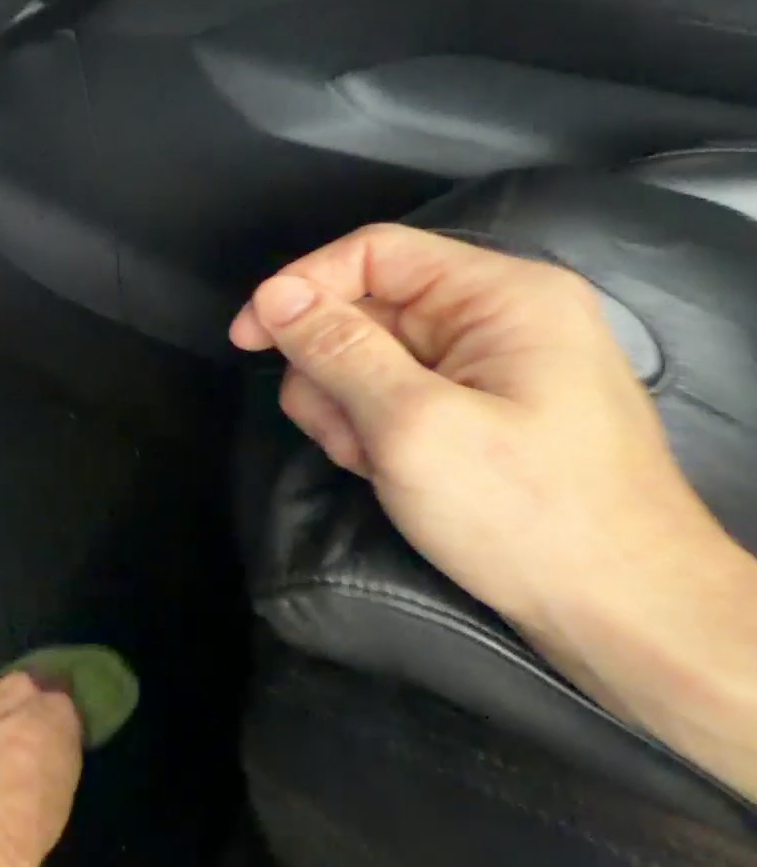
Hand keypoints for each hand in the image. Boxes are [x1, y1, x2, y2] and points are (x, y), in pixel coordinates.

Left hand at [0, 673, 81, 866]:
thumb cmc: (34, 811)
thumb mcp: (64, 781)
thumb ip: (55, 746)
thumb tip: (43, 743)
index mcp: (56, 707)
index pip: (61, 698)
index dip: (54, 716)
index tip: (52, 731)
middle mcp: (18, 690)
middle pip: (22, 688)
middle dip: (20, 705)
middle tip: (20, 734)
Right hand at [230, 223, 756, 800]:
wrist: (618, 613)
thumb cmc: (526, 514)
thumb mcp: (410, 424)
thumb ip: (335, 349)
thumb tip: (274, 296)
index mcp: (500, 298)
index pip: (371, 253)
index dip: (299, 287)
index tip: (247, 339)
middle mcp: (494, 318)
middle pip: (360, 307)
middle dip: (327, 368)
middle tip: (340, 429)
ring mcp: (483, 365)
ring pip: (360, 355)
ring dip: (341, 406)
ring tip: (371, 458)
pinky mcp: (471, 406)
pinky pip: (383, 393)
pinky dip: (364, 428)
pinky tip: (383, 466)